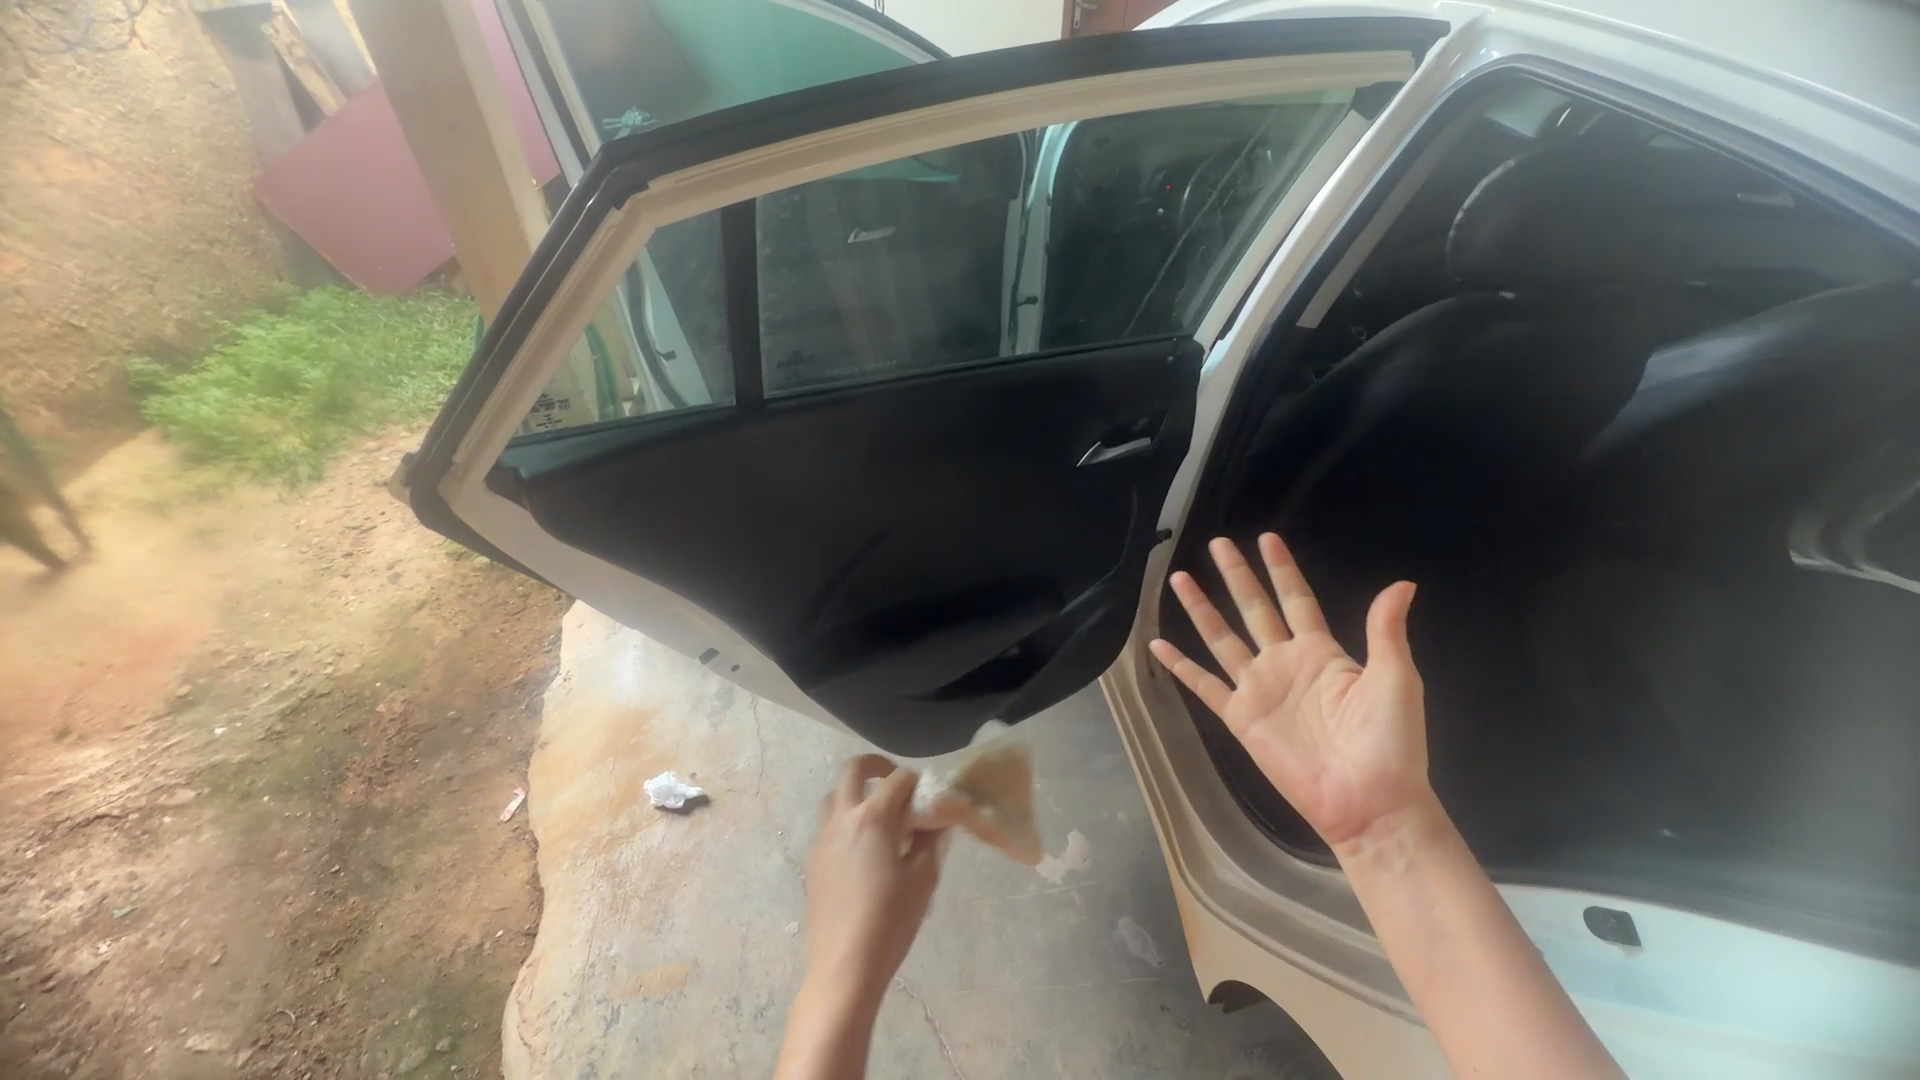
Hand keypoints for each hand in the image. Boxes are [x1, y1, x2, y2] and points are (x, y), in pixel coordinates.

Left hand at [800, 755, 946, 1008]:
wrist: (844, 966)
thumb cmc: (890, 920)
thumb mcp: (924, 878)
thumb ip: (931, 840)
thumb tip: (937, 819)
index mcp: (872, 817)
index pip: (898, 780)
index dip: (917, 781)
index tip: (930, 794)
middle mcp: (842, 819)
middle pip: (853, 770)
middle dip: (876, 766)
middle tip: (897, 782)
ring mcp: (821, 840)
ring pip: (834, 797)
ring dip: (856, 794)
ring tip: (879, 818)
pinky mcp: (812, 863)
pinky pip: (828, 827)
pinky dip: (845, 822)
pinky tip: (863, 852)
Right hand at [1149, 533, 1427, 851]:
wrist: (1368, 800)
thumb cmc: (1390, 741)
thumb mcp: (1397, 679)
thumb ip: (1386, 631)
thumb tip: (1402, 584)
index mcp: (1322, 651)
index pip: (1296, 599)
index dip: (1281, 570)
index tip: (1267, 539)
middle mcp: (1284, 662)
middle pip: (1254, 609)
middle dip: (1236, 576)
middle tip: (1218, 544)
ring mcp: (1259, 688)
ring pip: (1222, 638)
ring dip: (1201, 609)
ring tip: (1180, 579)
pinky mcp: (1240, 717)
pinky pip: (1203, 685)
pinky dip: (1180, 666)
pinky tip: (1159, 645)